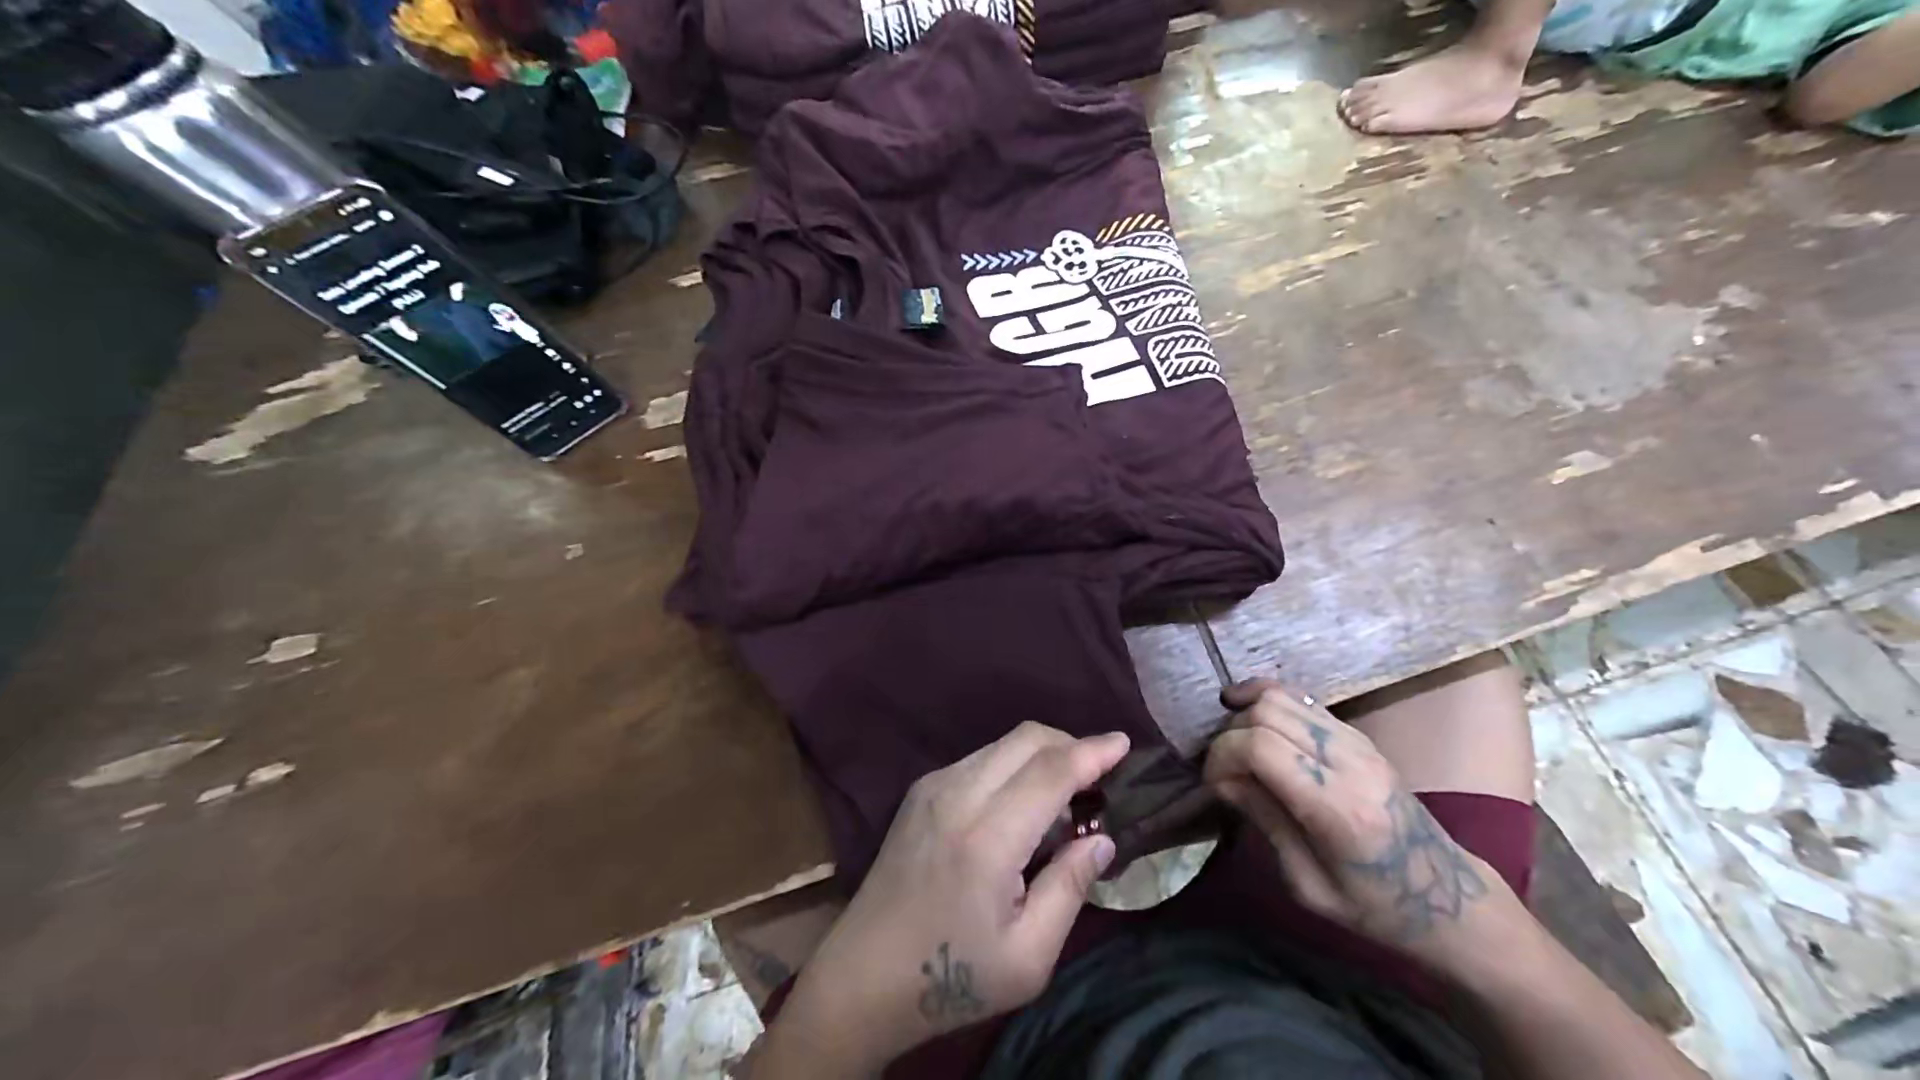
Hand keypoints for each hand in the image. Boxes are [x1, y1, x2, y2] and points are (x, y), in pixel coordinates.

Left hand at [761, 724, 1127, 1075]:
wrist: (862, 977)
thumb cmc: (952, 977)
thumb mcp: (1028, 956)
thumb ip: (1070, 888)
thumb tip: (1103, 839)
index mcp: (987, 838)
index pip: (1050, 770)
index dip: (1092, 751)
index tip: (1125, 742)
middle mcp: (957, 795)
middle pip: (1026, 739)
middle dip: (1070, 745)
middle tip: (1099, 780)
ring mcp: (932, 787)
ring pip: (1002, 744)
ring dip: (1041, 756)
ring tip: (1062, 804)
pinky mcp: (919, 792)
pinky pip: (979, 759)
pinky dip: (1012, 766)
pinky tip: (1020, 808)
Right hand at [1203, 679, 1511, 965]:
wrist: (1449, 899)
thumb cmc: (1375, 906)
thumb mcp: (1307, 885)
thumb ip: (1264, 821)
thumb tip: (1221, 779)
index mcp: (1337, 808)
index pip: (1259, 746)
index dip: (1221, 755)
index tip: (1212, 782)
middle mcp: (1350, 762)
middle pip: (1266, 711)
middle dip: (1229, 734)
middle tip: (1224, 769)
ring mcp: (1357, 742)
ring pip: (1281, 696)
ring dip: (1245, 714)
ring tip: (1234, 744)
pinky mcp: (1359, 736)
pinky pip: (1300, 699)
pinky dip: (1267, 703)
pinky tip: (1251, 720)